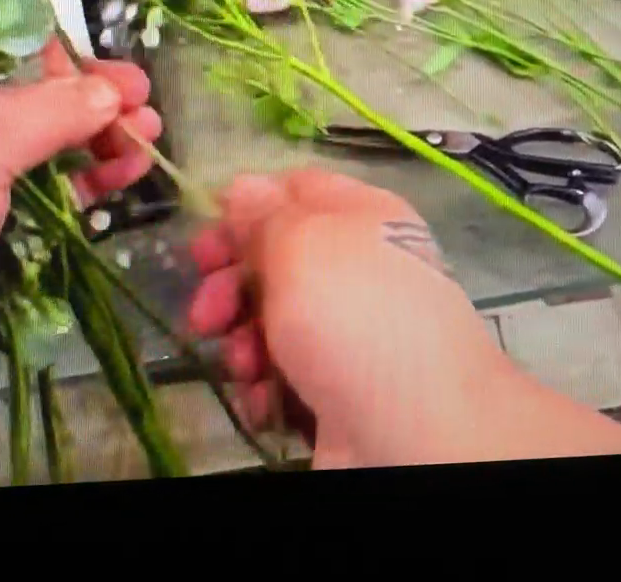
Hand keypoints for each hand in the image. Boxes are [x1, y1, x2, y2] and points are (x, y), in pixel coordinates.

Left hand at [0, 39, 160, 416]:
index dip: (57, 55)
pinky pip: (45, 200)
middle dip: (89, 101)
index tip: (110, 67)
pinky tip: (122, 177)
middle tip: (145, 105)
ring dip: (96, 142)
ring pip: (42, 151)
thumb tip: (111, 92)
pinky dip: (84, 186)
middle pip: (28, 101)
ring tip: (148, 141)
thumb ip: (46, 112)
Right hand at [187, 170, 620, 467]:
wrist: (415, 433)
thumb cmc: (353, 315)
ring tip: (243, 363)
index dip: (246, 208)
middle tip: (206, 313)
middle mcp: (355, 269)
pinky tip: (264, 397)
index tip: (207, 236)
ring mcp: (347, 332)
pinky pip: (284, 373)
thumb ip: (264, 212)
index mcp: (359, 215)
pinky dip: (265, 385)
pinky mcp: (337, 387)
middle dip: (230, 284)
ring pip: (271, 320)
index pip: (294, 190)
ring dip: (241, 340)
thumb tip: (242, 186)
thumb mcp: (301, 243)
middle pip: (274, 259)